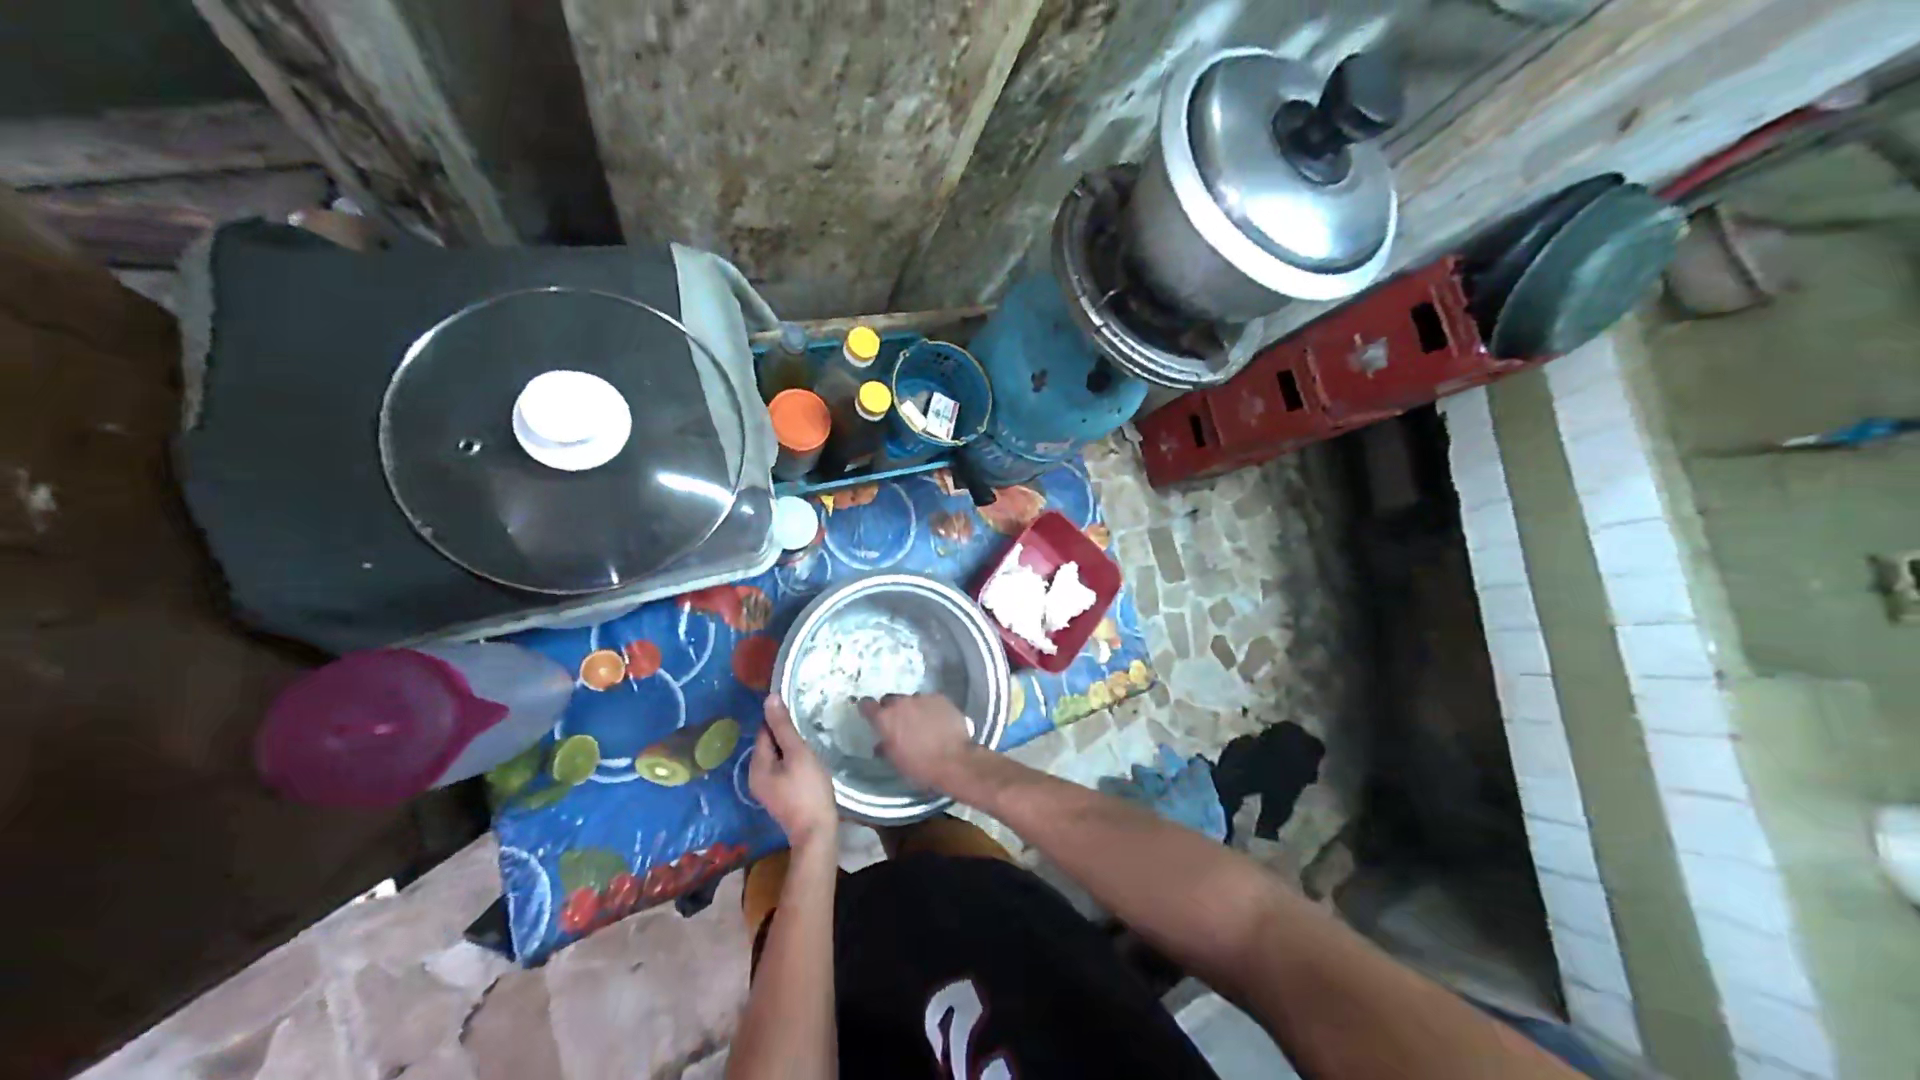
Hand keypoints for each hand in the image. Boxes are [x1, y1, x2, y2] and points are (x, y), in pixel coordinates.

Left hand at [749, 695, 837, 851]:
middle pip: (769, 744)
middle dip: (786, 734)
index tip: (799, 712)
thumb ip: (783, 727)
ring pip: (777, 757)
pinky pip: (783, 770)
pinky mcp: (779, 796)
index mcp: (756, 765)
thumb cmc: (808, 790)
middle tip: (809, 727)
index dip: (779, 719)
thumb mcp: (798, 753)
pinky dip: (794, 762)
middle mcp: (756, 776)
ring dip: (791, 748)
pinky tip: (809, 762)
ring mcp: (767, 789)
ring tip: (811, 741)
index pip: (764, 731)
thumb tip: (769, 698)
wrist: (817, 832)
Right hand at [858, 693, 978, 791]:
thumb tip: (880, 744)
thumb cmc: (921, 766)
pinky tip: (938, 721)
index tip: (871, 714)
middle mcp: (901, 703)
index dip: (868, 709)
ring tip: (923, 724)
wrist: (955, 761)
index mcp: (885, 718)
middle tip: (900, 724)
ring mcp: (922, 698)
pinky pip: (930, 701)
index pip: (867, 704)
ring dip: (913, 709)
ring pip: (912, 700)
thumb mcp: (896, 761)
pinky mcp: (940, 698)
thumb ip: (885, 747)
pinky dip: (931, 709)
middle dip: (892, 710)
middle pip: (890, 700)